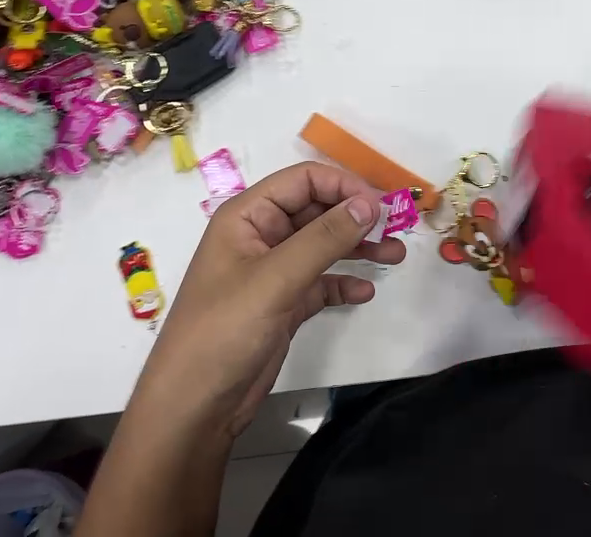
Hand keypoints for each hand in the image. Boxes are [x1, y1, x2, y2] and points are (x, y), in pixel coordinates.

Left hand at [135, 163, 405, 436]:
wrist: (193, 409)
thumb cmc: (223, 331)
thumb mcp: (276, 279)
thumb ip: (324, 238)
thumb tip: (370, 203)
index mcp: (247, 216)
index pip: (303, 180)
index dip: (343, 185)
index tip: (382, 205)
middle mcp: (260, 236)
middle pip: (317, 209)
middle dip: (356, 216)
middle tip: (397, 229)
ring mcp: (272, 272)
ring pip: (323, 245)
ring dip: (357, 247)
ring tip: (395, 256)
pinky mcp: (283, 304)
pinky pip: (321, 282)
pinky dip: (343, 283)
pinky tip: (365, 293)